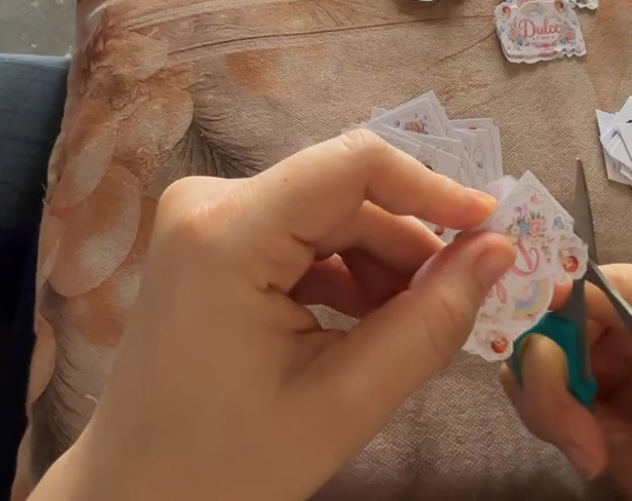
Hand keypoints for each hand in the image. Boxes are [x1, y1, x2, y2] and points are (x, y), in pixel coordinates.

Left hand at [32, 131, 517, 500]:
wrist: (133, 499)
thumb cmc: (226, 466)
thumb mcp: (342, 402)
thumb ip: (429, 322)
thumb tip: (498, 251)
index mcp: (228, 232)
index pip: (350, 164)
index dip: (429, 186)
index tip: (489, 225)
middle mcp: (210, 199)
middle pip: (341, 194)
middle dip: (406, 245)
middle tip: (458, 300)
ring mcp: (206, 213)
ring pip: (326, 214)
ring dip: (378, 263)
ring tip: (407, 325)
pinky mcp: (212, 233)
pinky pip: (299, 234)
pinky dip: (342, 271)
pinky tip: (365, 321)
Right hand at [502, 264, 631, 499]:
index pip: (618, 283)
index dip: (576, 293)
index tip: (552, 327)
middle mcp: (626, 316)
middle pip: (557, 308)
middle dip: (552, 367)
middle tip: (578, 435)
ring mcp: (593, 350)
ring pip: (533, 343)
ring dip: (545, 400)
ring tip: (590, 455)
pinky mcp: (570, 388)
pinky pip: (527, 381)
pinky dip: (541, 416)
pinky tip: (586, 455)